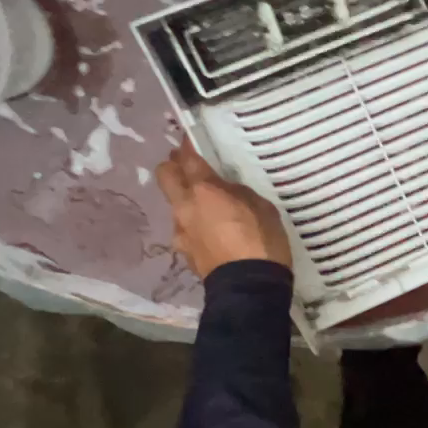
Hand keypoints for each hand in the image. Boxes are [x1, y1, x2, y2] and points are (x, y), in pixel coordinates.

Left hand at [156, 142, 292, 277]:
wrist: (249, 289)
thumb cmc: (262, 243)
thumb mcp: (263, 208)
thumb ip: (239, 193)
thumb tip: (227, 190)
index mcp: (205, 190)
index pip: (188, 157)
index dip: (189, 145)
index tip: (192, 139)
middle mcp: (185, 206)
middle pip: (165, 175)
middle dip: (174, 167)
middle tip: (191, 169)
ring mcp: (181, 231)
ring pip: (174, 205)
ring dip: (186, 201)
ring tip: (207, 209)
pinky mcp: (184, 253)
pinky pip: (185, 231)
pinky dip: (194, 228)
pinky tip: (211, 235)